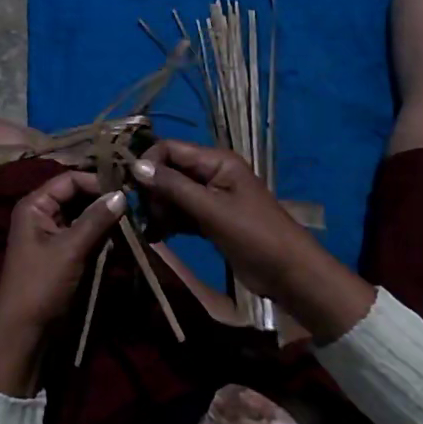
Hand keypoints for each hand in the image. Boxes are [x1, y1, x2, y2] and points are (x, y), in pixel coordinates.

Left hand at [0, 172, 125, 395]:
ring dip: (106, 220)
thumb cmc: (41, 284)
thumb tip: (122, 194)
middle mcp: (42, 214)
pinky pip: (85, 235)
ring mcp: (52, 234)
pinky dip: (102, 236)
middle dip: (104, 201)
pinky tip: (122, 240)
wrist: (24, 331)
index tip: (127, 189)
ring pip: (84, 216)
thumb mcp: (70, 249)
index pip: (69, 179)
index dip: (97, 181)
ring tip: (133, 222)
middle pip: (77, 196)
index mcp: (34, 205)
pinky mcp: (62, 253)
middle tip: (136, 207)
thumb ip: (96, 220)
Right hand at [132, 140, 374, 343]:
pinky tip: (157, 236)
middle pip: (168, 170)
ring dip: (157, 209)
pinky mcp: (209, 219)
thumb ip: (174, 187)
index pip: (169, 148)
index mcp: (216, 161)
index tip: (131, 187)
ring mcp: (210, 197)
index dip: (148, 163)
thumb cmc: (255, 236)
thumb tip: (136, 165)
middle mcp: (211, 173)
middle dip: (151, 190)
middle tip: (145, 215)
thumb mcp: (211, 210)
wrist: (291, 275)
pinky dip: (168, 222)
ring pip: (171, 193)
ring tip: (151, 230)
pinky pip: (179, 213)